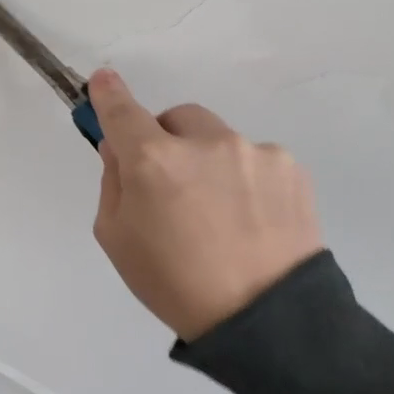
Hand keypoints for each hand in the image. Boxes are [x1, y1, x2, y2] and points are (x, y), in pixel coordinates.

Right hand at [88, 68, 324, 340]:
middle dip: (164, 138)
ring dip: (205, 161)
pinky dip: (239, 178)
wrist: (261, 313)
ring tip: (212, 213)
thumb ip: (114, 183)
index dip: (108, 94)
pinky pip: (252, 160)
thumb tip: (122, 150)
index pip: (123, 113)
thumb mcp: (115, 236)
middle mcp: (205, 144)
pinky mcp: (291, 168)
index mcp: (152, 162)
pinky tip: (243, 218)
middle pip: (176, 117)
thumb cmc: (169, 279)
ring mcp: (255, 152)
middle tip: (164, 181)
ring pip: (216, 140)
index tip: (102, 80)